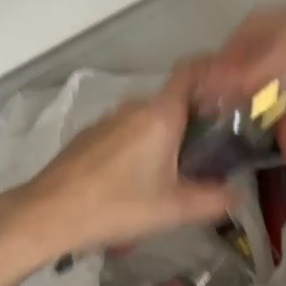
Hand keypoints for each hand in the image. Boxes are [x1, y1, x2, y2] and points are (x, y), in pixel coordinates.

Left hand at [5, 62, 237, 264]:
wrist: (49, 212)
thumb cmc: (117, 205)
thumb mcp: (174, 209)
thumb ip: (213, 199)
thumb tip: (236, 193)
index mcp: (160, 114)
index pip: (191, 73)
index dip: (214, 73)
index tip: (233, 91)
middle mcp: (135, 107)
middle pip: (174, 104)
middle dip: (195, 126)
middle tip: (213, 157)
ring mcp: (109, 120)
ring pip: (150, 122)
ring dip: (167, 143)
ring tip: (175, 181)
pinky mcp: (90, 136)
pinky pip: (128, 134)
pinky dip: (141, 151)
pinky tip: (138, 187)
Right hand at [207, 0, 285, 164]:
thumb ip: (247, 74)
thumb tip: (204, 87)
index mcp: (260, 26)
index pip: (225, 61)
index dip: (216, 91)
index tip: (208, 125)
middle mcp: (277, 35)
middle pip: (254, 79)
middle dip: (254, 115)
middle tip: (246, 152)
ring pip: (285, 92)